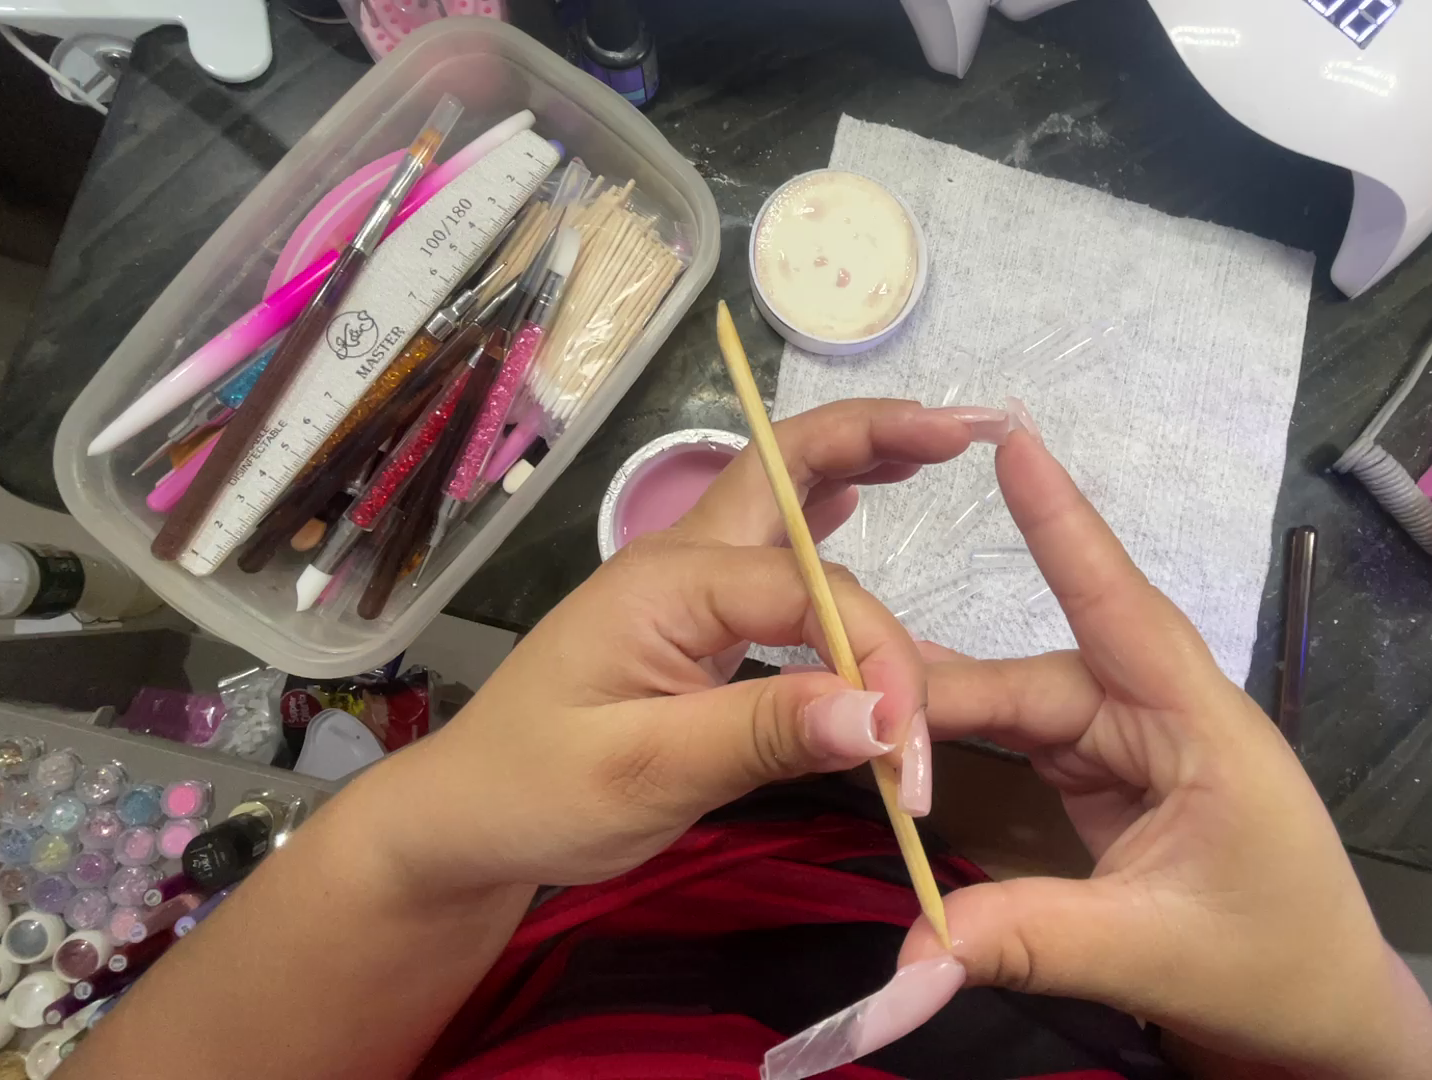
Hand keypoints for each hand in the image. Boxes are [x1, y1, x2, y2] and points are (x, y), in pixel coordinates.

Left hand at [346, 398, 1012, 893]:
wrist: (470, 812)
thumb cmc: (540, 791)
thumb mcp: (645, 773)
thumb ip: (760, 734)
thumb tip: (878, 713)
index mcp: (670, 581)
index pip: (811, 595)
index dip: (877, 656)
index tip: (909, 744)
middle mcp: (683, 558)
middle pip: (786, 466)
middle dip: (876, 437)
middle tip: (961, 429)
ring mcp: (689, 578)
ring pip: (783, 493)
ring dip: (856, 458)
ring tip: (931, 443)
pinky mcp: (697, 613)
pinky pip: (775, 545)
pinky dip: (826, 512)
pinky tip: (859, 503)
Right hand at [898, 427, 1431, 1079]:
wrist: (1320, 1012)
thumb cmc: (1276, 964)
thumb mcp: (1156, 951)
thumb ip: (1028, 938)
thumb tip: (909, 951)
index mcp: (1197, 723)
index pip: (1119, 604)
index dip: (1062, 523)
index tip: (1012, 439)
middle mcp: (1151, 707)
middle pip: (1026, 679)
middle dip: (939, 697)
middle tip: (850, 703)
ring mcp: (1118, 733)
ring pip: (1009, 703)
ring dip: (939, 716)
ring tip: (862, 711)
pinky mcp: (1094, 761)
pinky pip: (1015, 732)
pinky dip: (959, 736)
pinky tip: (907, 732)